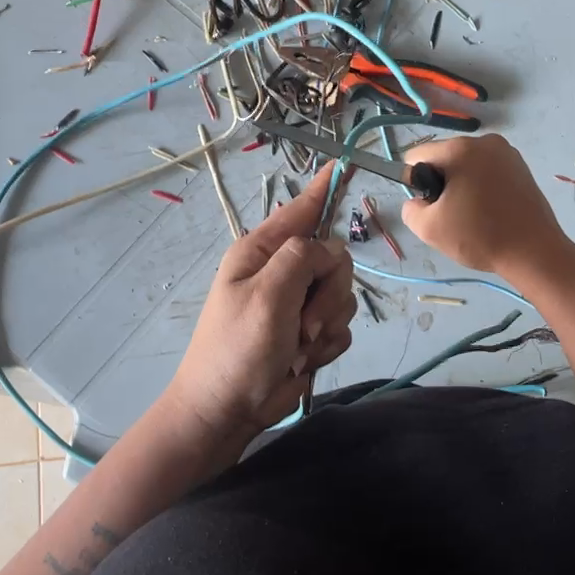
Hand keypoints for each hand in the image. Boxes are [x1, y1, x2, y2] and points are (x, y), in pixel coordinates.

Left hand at [164, 162, 355, 446]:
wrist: (228, 411)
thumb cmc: (237, 349)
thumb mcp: (267, 295)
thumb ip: (302, 259)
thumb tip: (328, 250)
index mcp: (262, 251)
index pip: (301, 209)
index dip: (324, 188)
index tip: (347, 164)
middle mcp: (283, 271)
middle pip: (335, 258)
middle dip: (329, 292)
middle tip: (306, 322)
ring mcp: (298, 303)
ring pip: (344, 294)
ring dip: (327, 323)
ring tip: (299, 346)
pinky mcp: (311, 332)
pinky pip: (343, 324)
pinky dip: (328, 344)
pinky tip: (304, 360)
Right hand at [401, 133, 572, 278]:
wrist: (534, 253)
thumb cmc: (480, 237)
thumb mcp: (429, 228)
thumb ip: (410, 209)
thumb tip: (418, 201)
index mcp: (460, 149)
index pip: (418, 156)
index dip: (416, 183)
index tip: (434, 206)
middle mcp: (484, 141)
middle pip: (444, 158)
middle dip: (442, 183)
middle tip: (454, 215)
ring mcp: (507, 152)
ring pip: (466, 165)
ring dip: (462, 186)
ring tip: (475, 215)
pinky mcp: (521, 167)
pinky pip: (487, 171)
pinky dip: (482, 187)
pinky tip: (491, 211)